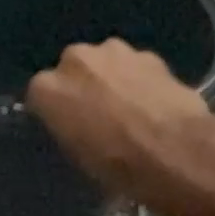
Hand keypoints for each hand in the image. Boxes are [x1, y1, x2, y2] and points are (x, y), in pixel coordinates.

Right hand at [27, 38, 209, 199]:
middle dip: (81, 86)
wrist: (174, 151)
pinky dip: (138, 79)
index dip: (54, 110)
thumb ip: (66, 127)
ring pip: (104, 63)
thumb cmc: (115, 164)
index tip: (66, 125)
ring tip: (126, 108)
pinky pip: (135, 66)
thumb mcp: (75, 154)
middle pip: (72, 69)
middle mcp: (74, 60)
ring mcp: (114, 51)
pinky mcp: (150, 54)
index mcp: (47, 88)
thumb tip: (74, 123)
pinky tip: (150, 103)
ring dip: (110, 79)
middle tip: (96, 114)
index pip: (40, 94)